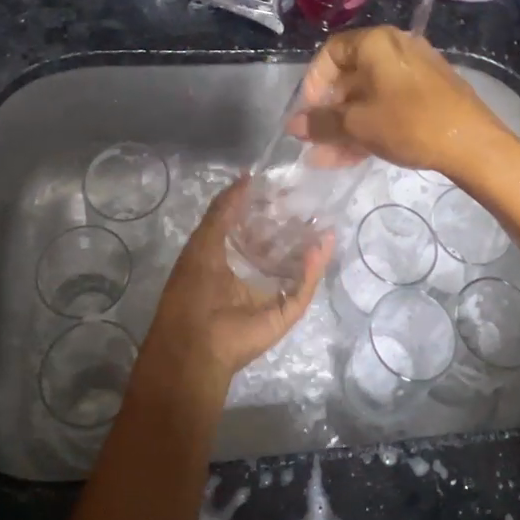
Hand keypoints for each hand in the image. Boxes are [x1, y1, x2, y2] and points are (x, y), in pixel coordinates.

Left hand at [134, 180, 331, 397]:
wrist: (195, 342)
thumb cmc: (193, 288)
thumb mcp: (204, 240)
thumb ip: (224, 209)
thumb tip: (247, 177)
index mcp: (229, 256)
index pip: (255, 226)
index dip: (268, 205)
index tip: (285, 184)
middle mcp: (252, 273)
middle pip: (279, 243)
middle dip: (293, 223)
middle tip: (311, 198)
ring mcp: (272, 293)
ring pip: (296, 263)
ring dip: (310, 242)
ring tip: (326, 218)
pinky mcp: (286, 311)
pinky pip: (304, 287)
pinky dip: (315, 267)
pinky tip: (323, 244)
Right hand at [290, 27, 519, 182]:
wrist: (473, 144)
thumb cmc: (410, 124)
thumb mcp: (359, 125)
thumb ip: (322, 123)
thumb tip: (294, 124)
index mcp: (377, 43)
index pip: (330, 52)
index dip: (313, 83)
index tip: (308, 113)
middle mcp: (396, 47)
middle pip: (350, 75)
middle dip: (329, 111)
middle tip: (315, 139)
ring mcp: (415, 70)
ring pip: (369, 96)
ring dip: (346, 125)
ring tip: (327, 159)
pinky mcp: (430, 93)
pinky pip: (389, 104)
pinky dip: (370, 125)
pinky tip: (353, 156)